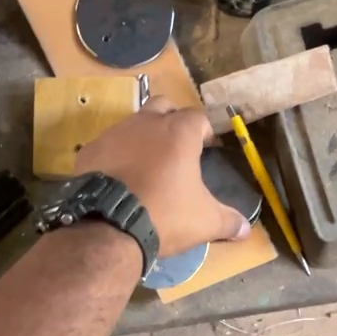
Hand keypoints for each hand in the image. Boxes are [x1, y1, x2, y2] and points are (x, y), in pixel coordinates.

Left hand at [76, 97, 251, 259]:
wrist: (109, 227)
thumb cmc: (165, 216)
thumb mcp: (205, 222)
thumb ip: (228, 221)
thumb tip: (246, 230)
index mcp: (179, 133)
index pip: (198, 117)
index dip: (205, 130)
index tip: (207, 146)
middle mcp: (146, 123)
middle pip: (163, 105)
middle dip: (172, 119)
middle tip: (177, 146)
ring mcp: (114, 134)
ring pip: (133, 123)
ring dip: (142, 137)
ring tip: (147, 165)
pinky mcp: (89, 151)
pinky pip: (108, 146)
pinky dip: (116, 156)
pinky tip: (119, 178)